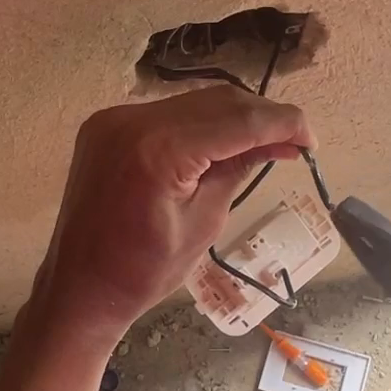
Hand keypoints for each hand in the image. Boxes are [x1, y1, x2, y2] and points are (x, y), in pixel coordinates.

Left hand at [30, 86, 313, 342]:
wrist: (79, 288)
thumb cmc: (142, 273)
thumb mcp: (204, 223)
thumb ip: (237, 171)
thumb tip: (276, 142)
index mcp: (158, 149)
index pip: (237, 120)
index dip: (282, 123)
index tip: (311, 139)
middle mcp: (132, 121)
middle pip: (216, 102)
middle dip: (261, 118)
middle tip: (294, 143)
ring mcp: (113, 120)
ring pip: (192, 103)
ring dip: (232, 119)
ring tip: (265, 145)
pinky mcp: (105, 127)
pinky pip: (166, 115)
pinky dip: (198, 126)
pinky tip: (221, 145)